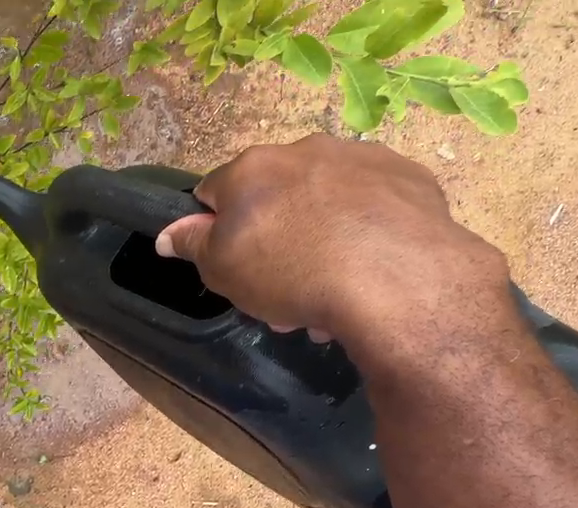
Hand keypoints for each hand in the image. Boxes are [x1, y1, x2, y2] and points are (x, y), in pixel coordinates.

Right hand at [156, 134, 507, 345]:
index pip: (212, 191)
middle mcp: (305, 149)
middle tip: (273, 286)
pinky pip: (366, 206)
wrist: (394, 276)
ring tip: (321, 290)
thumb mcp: (219, 268)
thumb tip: (168, 233)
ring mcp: (362, 158)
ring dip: (313, 238)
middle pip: (271, 196)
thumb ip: (192, 244)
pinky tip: (360, 271)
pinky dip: (357, 233)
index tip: (225, 260)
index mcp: (252, 168)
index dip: (212, 227)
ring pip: (320, 202)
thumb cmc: (288, 271)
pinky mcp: (409, 175)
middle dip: (269, 236)